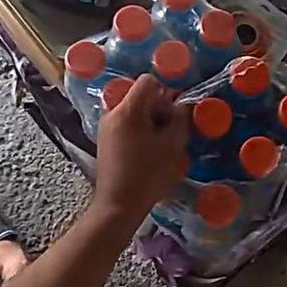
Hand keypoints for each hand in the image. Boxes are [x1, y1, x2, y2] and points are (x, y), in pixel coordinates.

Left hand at [92, 75, 190, 222]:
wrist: (118, 205)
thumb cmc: (148, 175)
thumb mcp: (172, 145)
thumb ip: (180, 119)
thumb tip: (181, 104)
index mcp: (128, 110)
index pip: (148, 81)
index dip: (166, 91)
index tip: (175, 112)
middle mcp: (113, 112)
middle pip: (140, 95)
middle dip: (158, 107)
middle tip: (171, 130)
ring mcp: (106, 126)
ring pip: (133, 110)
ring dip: (150, 119)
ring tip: (160, 143)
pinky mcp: (105, 139)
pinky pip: (126, 123)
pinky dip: (139, 129)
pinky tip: (147, 150)